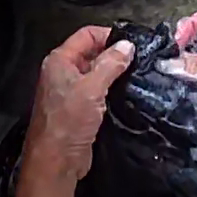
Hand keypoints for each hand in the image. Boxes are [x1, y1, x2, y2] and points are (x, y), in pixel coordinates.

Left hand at [19, 26, 135, 193]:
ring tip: (138, 74)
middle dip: (114, 54)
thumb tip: (127, 45)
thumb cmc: (69, 121)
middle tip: (140, 59)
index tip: (133, 43)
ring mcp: (69, 91)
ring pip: (96, 73)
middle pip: (92, 53)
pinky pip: (97, 92)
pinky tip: (128, 92)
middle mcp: (62, 72)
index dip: (109, 35)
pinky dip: (111, 90)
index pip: (86, 35)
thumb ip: (110, 64)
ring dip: (114, 74)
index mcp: (59, 61)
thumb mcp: (92, 88)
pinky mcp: (78, 109)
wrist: (56, 161)